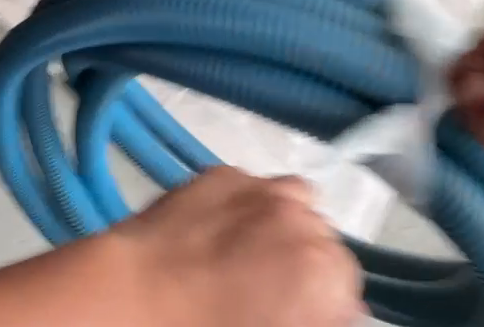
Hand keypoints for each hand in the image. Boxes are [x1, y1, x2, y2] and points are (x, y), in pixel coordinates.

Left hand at [112, 167, 361, 326]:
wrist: (134, 298)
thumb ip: (310, 316)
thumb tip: (314, 308)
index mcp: (325, 273)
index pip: (349, 290)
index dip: (324, 308)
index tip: (300, 317)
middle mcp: (300, 218)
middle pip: (324, 242)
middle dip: (307, 265)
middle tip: (272, 292)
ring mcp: (258, 185)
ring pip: (295, 203)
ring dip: (284, 226)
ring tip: (251, 254)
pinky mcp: (220, 170)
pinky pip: (253, 186)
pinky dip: (248, 205)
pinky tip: (219, 229)